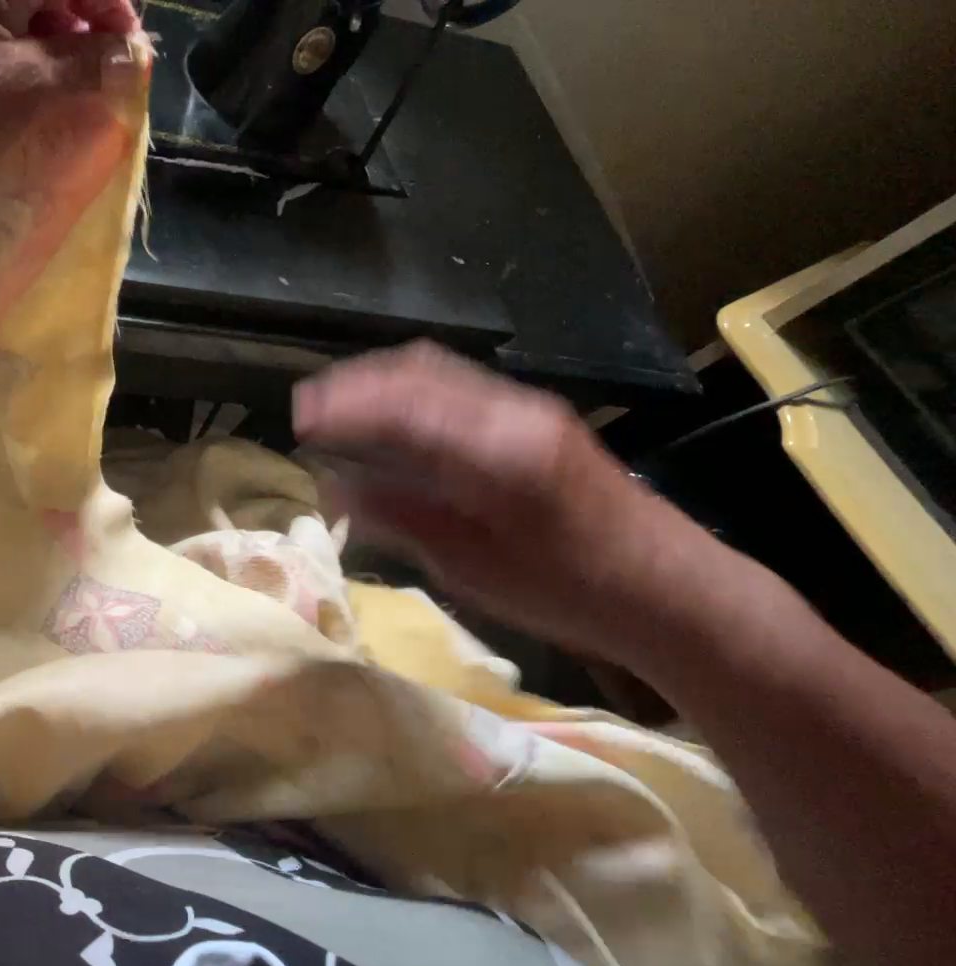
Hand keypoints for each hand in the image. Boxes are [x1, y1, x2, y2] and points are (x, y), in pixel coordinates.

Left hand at [0, 0, 141, 215]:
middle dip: (87, 22)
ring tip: (84, 83)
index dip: (110, 4)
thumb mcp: (29, 86)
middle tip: (113, 67)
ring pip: (24, 14)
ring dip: (62, 42)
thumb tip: (132, 58)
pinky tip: (46, 89)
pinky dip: (32, 60)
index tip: (135, 45)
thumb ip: (86, 63)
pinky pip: (1, 41)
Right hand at [291, 342, 722, 658]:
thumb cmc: (568, 592)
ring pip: (437, 374)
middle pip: (418, 371)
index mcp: (499, 450)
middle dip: (353, 384)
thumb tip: (336, 487)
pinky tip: (385, 428)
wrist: (670, 590)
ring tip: (333, 415)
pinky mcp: (532, 421)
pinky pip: (455, 392)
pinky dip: (407, 398)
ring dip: (378, 386)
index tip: (298, 422)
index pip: (404, 406)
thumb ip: (401, 518)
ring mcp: (528, 410)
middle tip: (306, 414)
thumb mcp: (469, 567)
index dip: (344, 406)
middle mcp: (514, 413)